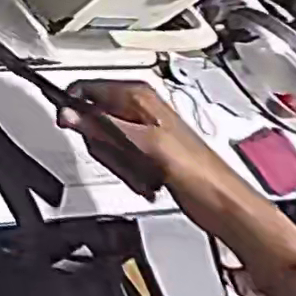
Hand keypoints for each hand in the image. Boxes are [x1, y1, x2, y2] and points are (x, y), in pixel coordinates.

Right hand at [58, 81, 272, 242]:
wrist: (227, 208)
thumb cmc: (198, 173)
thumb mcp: (142, 146)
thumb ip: (103, 127)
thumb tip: (69, 112)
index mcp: (140, 96)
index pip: (88, 88)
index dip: (74, 107)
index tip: (68, 124)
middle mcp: (140, 108)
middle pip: (93, 116)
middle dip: (102, 143)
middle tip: (120, 157)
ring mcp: (143, 130)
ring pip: (104, 140)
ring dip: (116, 161)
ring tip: (138, 171)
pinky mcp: (146, 152)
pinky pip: (118, 157)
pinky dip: (127, 172)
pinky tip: (145, 180)